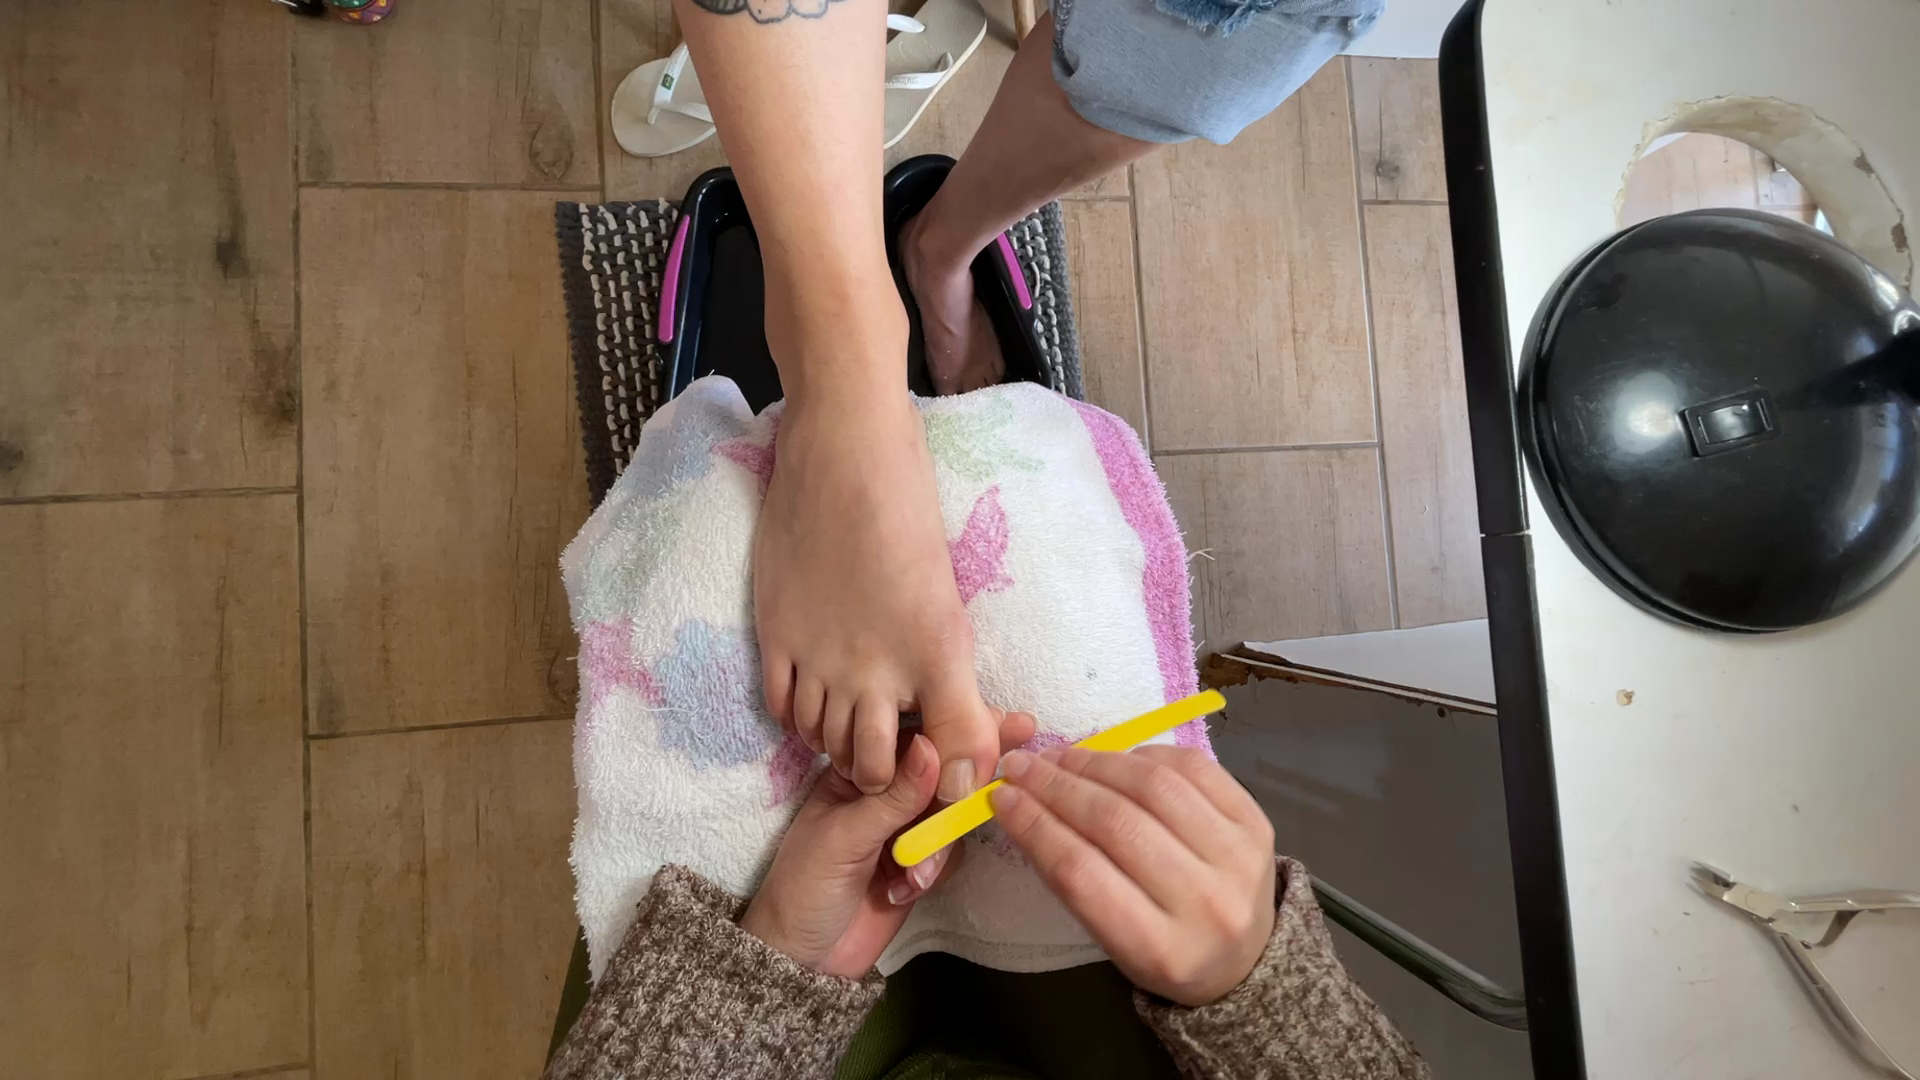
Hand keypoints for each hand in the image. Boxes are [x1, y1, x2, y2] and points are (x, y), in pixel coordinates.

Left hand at [741, 710, 1036, 977]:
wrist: (802, 962)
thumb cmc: (806, 886)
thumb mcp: (844, 836)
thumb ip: (893, 796)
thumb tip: (932, 745)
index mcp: (861, 772)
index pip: (915, 740)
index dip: (955, 729)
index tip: (1000, 718)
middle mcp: (889, 793)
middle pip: (943, 772)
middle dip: (972, 770)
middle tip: (1017, 752)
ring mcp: (907, 829)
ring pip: (951, 815)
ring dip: (939, 842)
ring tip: (911, 873)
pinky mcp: (920, 864)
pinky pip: (949, 853)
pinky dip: (933, 870)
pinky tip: (903, 891)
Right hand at [755, 376, 1000, 801]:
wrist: (845, 453)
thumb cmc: (909, 507)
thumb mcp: (946, 589)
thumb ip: (948, 665)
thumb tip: (956, 720)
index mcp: (939, 651)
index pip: (959, 751)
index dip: (959, 783)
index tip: (952, 784)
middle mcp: (878, 668)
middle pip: (880, 766)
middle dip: (890, 773)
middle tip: (895, 749)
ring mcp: (820, 657)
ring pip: (829, 744)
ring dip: (845, 747)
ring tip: (855, 727)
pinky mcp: (776, 637)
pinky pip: (785, 712)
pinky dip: (802, 722)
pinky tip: (816, 703)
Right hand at [988, 745, 1276, 1006]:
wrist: (1246, 957)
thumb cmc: (1161, 946)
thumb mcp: (1110, 936)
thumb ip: (1070, 873)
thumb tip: (1023, 797)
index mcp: (1160, 950)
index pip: (1081, 874)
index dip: (1034, 825)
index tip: (1002, 795)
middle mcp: (1206, 904)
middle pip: (1116, 823)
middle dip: (1056, 784)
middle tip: (1022, 764)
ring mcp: (1239, 858)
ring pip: (1153, 785)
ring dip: (1096, 760)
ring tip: (1062, 754)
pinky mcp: (1257, 820)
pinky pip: (1192, 766)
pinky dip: (1145, 752)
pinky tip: (1117, 755)